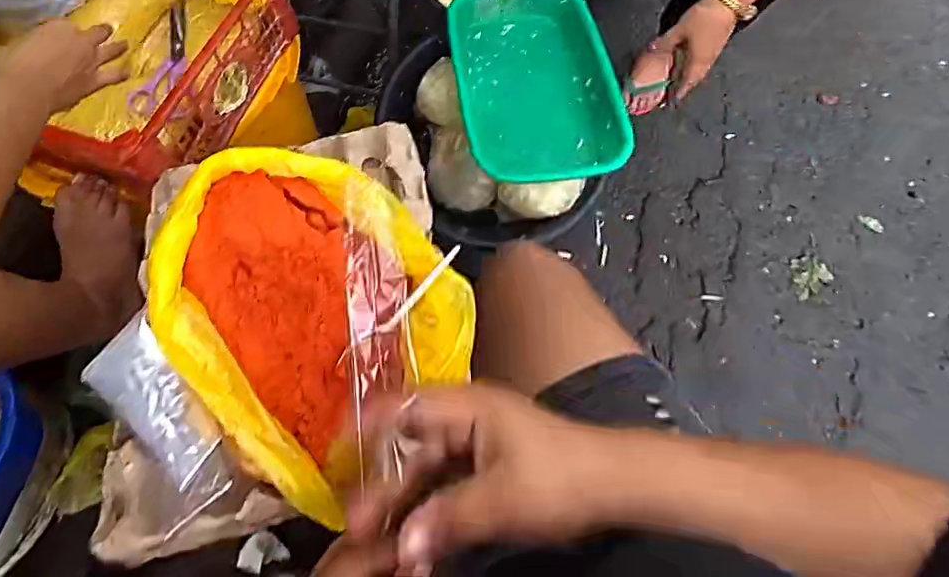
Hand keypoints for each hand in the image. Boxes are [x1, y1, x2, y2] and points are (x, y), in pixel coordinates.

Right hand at [0, 19, 127, 113]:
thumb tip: (38, 47)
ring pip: (112, 50)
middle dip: (100, 31)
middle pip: (97, 32)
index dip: (62, 32)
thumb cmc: (11, 66)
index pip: (65, 25)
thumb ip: (34, 43)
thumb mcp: (18, 45)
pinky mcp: (95, 80)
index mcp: (59, 27)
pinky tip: (127, 73)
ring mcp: (92, 60)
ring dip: (119, 47)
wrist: (26, 91)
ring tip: (126, 45)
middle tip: (105, 30)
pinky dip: (120, 74)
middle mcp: (81, 40)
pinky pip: (113, 76)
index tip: (58, 36)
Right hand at [346, 385, 620, 570]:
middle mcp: (468, 417)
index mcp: (468, 406)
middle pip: (413, 446)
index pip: (408, 404)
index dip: (371, 419)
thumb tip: (403, 542)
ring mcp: (477, 441)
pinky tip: (419, 544)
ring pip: (428, 470)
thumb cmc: (558, 475)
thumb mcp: (501, 499)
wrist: (608, 481)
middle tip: (355, 518)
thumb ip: (447, 518)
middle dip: (385, 482)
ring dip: (407, 504)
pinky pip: (447, 485)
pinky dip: (432, 511)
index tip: (340, 442)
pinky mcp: (487, 465)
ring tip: (381, 540)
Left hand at [655, 0, 737, 102]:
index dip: (678, 93)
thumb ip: (665, 42)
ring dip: (689, 80)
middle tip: (673, 94)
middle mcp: (706, 63)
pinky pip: (702, 66)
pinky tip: (689, 66)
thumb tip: (651, 51)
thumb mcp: (679, 30)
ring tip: (679, 83)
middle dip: (684, 88)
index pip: (686, 83)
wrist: (727, 6)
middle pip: (693, 80)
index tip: (671, 102)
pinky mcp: (715, 48)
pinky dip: (694, 70)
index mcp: (697, 62)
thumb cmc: (702, 19)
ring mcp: (712, 56)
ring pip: (699, 73)